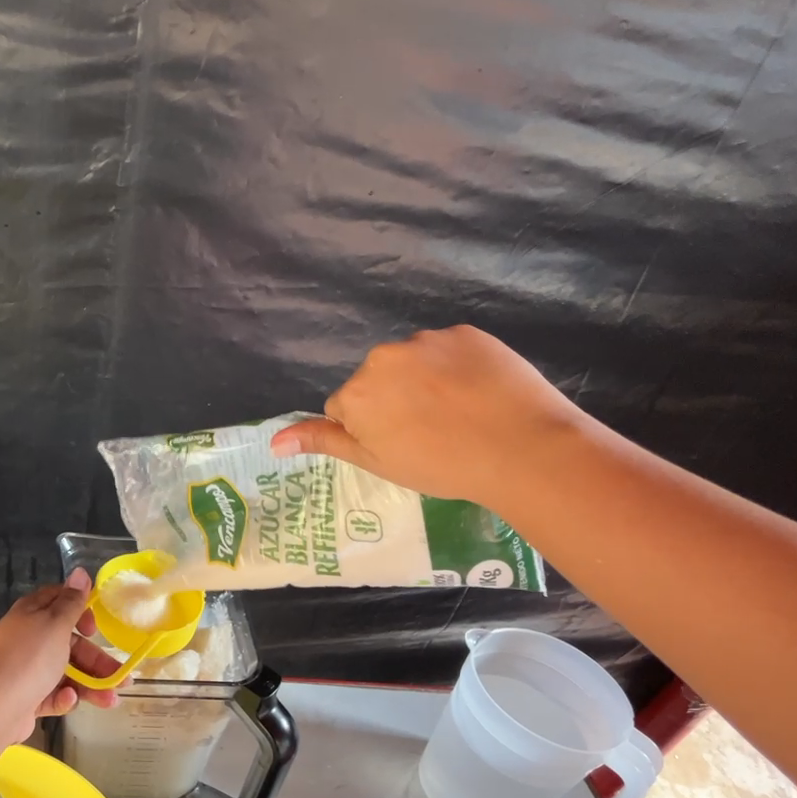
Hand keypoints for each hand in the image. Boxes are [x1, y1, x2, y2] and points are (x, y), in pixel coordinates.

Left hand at [0, 569, 122, 744]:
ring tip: (111, 701)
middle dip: (96, 660)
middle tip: (121, 677)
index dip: (80, 610)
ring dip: (90, 685)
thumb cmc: (29, 659)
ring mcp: (26, 669)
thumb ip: (72, 602)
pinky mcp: (27, 696)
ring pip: (65, 673)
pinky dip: (64, 698)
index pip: (58, 601)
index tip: (94, 628)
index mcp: (31, 613)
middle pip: (68, 643)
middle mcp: (28, 638)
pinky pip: (52, 694)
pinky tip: (70, 700)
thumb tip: (81, 571)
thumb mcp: (55, 624)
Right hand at [270, 325, 594, 505]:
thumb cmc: (441, 465)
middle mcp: (382, 358)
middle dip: (393, 400)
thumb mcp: (375, 461)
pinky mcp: (466, 333)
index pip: (347, 407)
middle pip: (376, 380)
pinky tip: (479, 394)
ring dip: (424, 382)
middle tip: (430, 432)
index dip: (372, 430)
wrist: (523, 448)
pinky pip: (449, 350)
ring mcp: (426, 341)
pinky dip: (457, 368)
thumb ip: (324, 441)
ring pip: (412, 363)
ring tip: (460, 414)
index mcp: (356, 392)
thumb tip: (273, 440)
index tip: (401, 446)